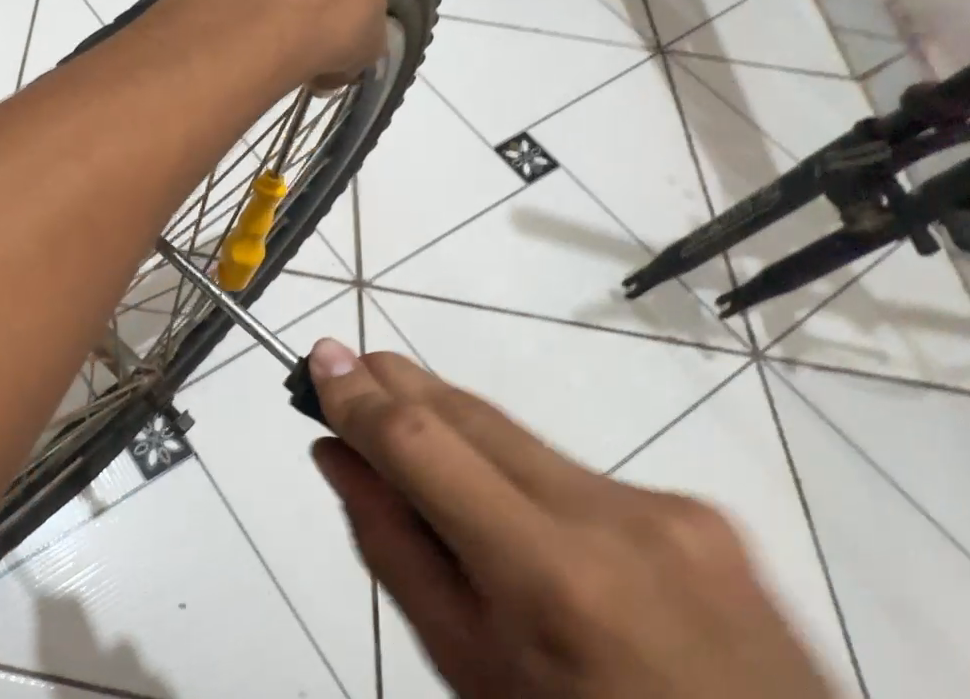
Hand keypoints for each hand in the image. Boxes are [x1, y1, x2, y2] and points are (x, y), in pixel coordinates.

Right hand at [304, 339, 837, 698]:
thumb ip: (395, 550)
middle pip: (474, 419)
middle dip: (399, 386)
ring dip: (452, 426)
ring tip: (401, 424)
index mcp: (552, 576)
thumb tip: (339, 457)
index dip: (362, 397)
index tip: (319, 356)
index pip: (425, 446)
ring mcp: (673, 510)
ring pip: (521, 441)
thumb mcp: (469, 666)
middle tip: (343, 366)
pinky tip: (505, 504)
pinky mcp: (703, 513)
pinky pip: (574, 472)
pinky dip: (517, 471)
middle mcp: (617, 519)